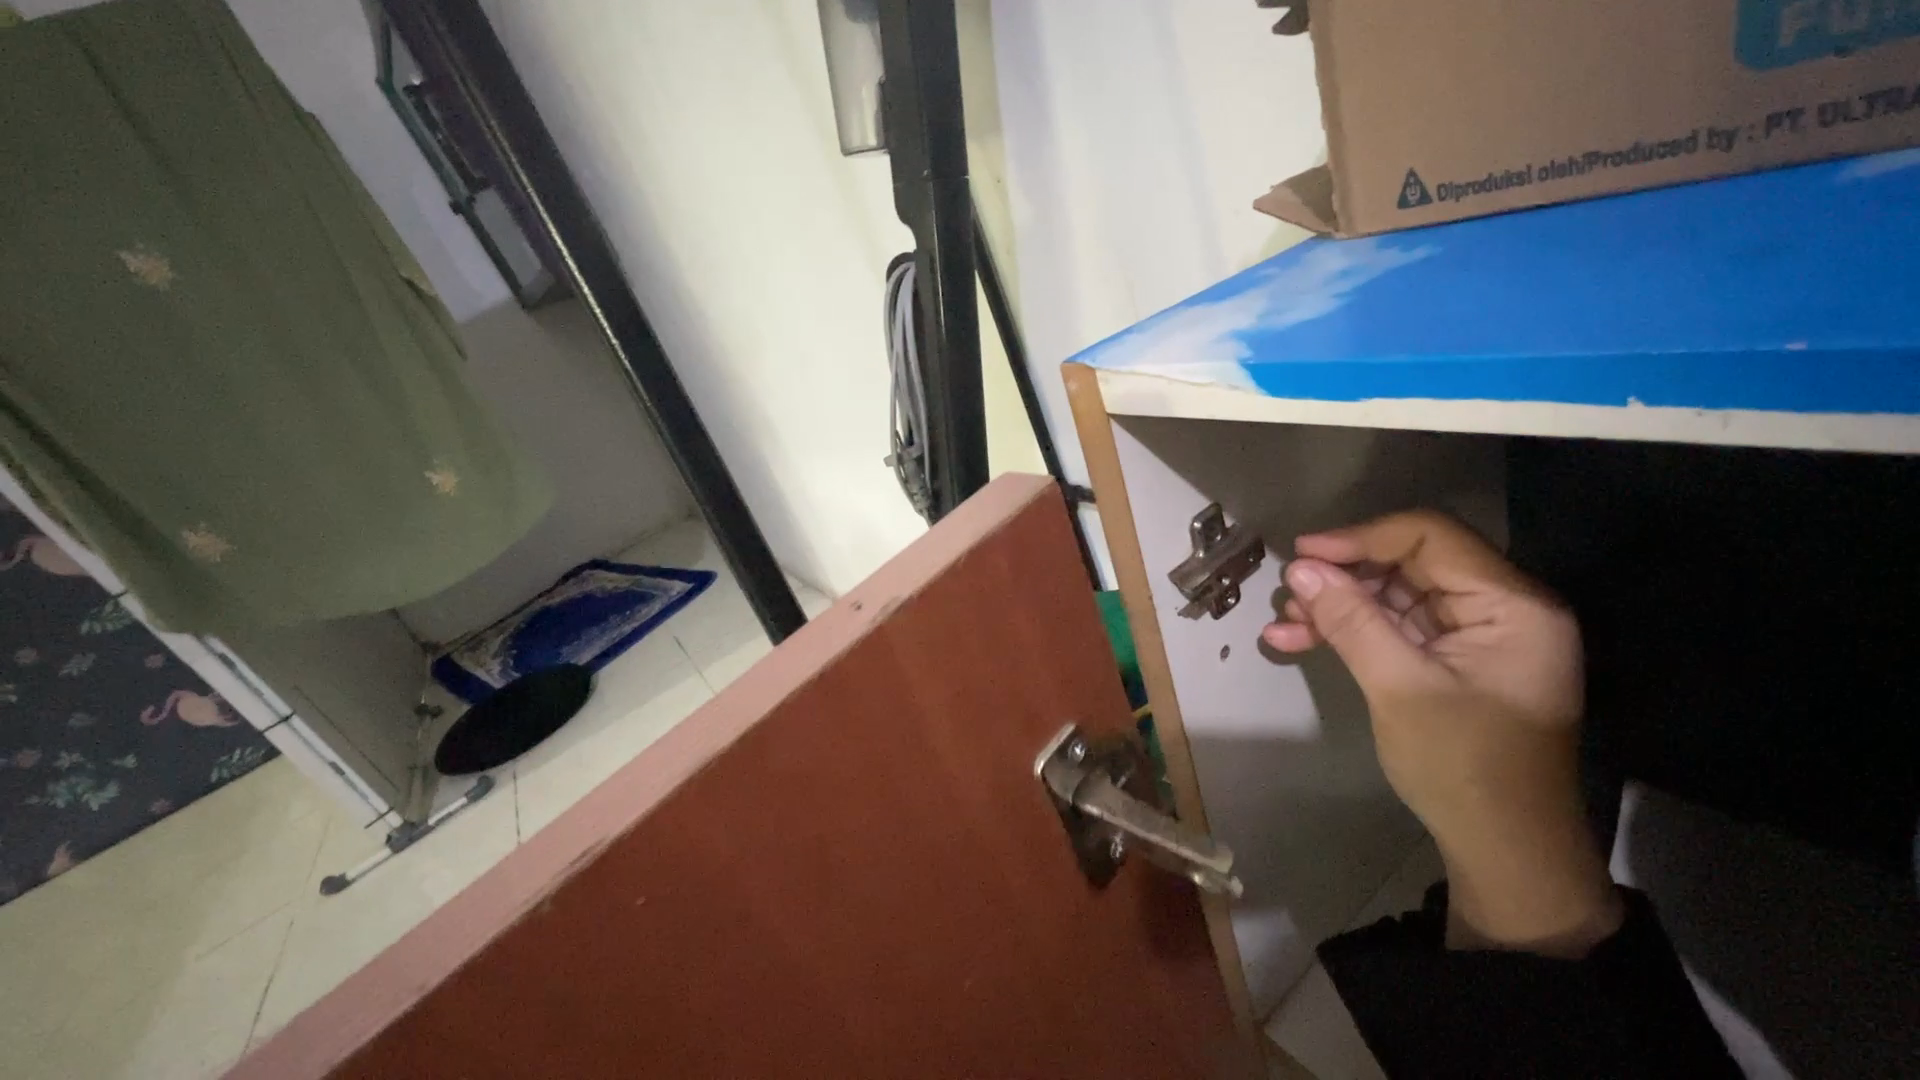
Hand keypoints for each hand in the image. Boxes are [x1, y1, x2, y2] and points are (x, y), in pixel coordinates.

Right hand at [1263, 510, 1620, 955]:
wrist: (1503, 850)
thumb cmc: (1462, 766)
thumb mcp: (1398, 687)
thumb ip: (1351, 620)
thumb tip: (1298, 567)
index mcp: (1512, 604)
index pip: (1432, 537)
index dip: (1362, 537)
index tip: (1302, 554)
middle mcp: (1502, 608)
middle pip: (1411, 563)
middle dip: (1344, 577)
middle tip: (1288, 593)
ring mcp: (1477, 636)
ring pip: (1396, 595)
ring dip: (1339, 605)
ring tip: (1286, 622)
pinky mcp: (1454, 660)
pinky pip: (1397, 628)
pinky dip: (1352, 632)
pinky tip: (1299, 640)